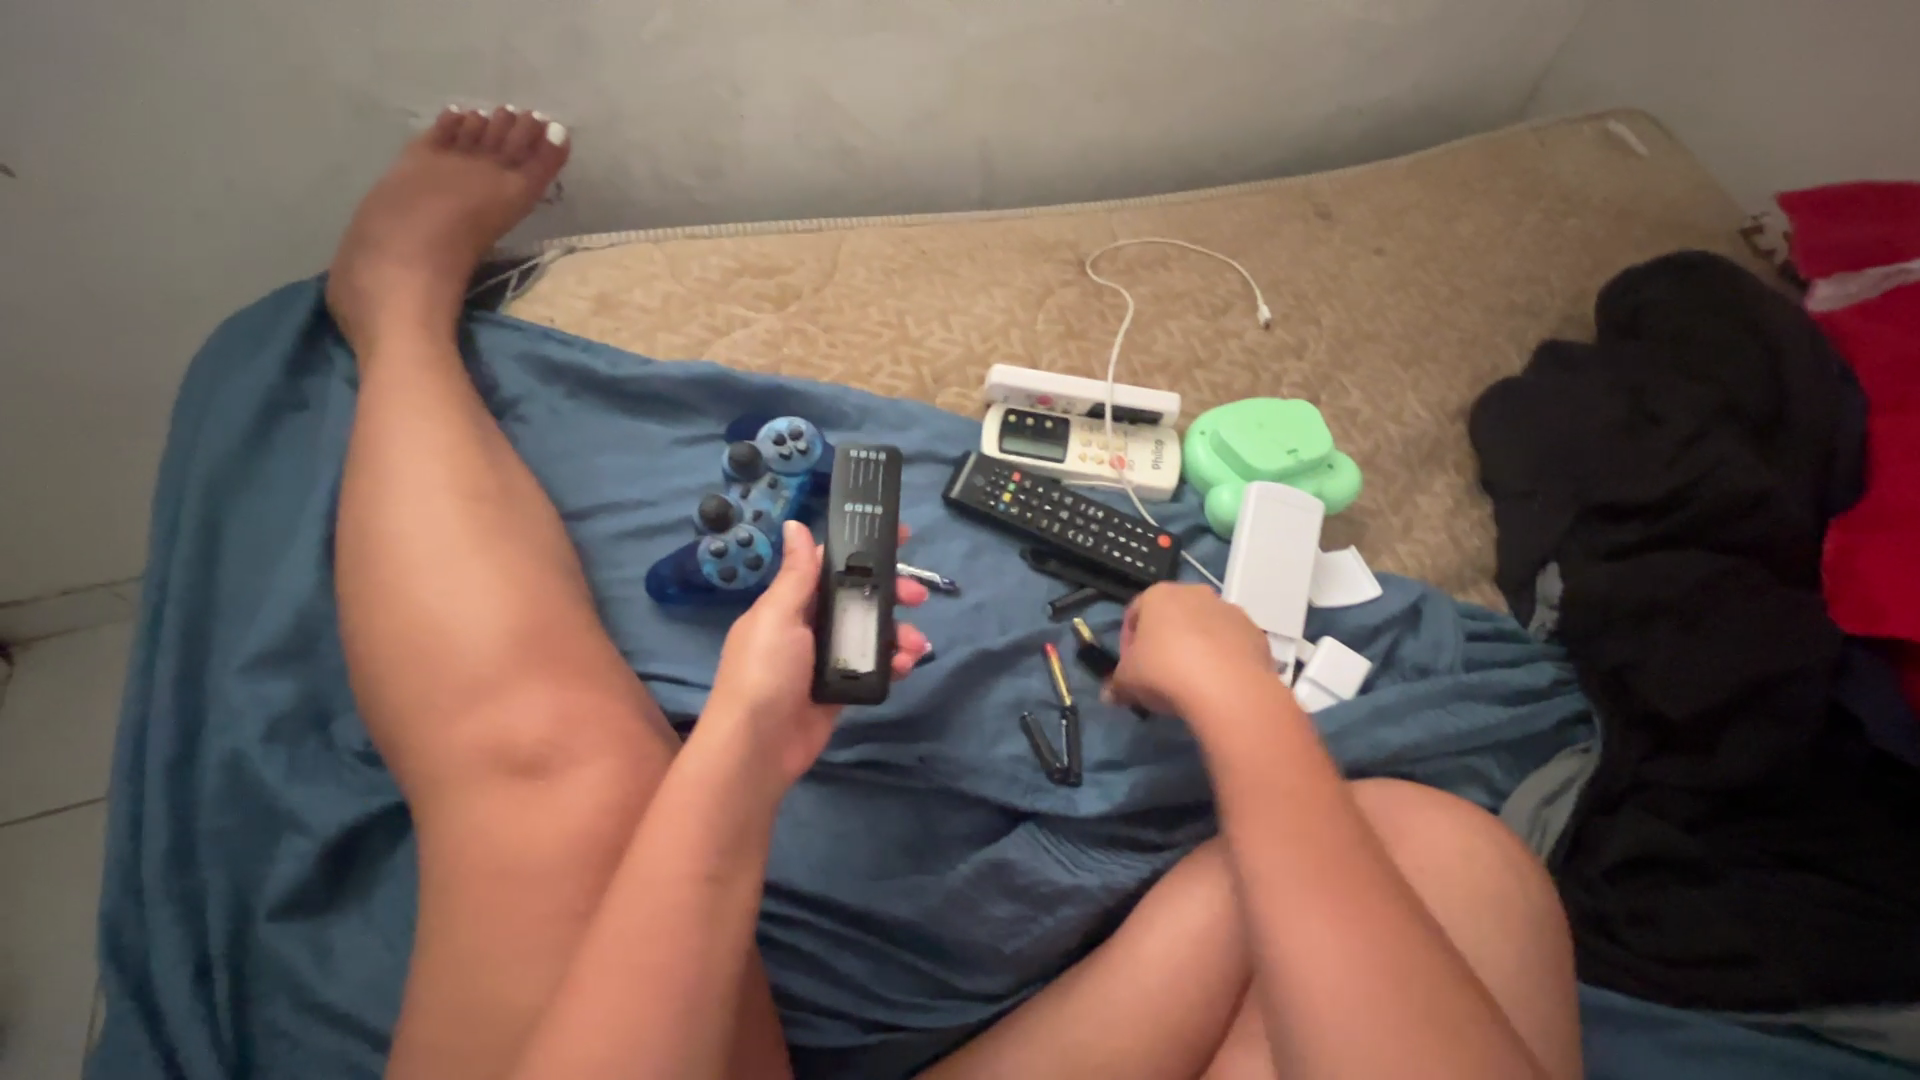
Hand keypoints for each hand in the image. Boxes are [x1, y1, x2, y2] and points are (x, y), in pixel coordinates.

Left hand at [701, 520, 929, 785]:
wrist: (757, 747)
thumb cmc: (764, 671)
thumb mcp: (778, 615)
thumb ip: (797, 574)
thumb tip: (794, 523)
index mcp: (791, 602)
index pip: (832, 565)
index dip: (865, 550)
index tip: (901, 538)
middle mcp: (811, 625)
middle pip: (861, 599)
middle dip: (892, 593)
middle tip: (918, 596)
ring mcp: (828, 658)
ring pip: (873, 633)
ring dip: (899, 632)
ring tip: (914, 645)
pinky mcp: (843, 687)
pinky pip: (875, 666)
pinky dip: (894, 662)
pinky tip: (905, 665)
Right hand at [1108, 583, 1278, 716]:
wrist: (1228, 688)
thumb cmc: (1165, 672)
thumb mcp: (1127, 682)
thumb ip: (1116, 684)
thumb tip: (1110, 694)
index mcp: (1158, 595)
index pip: (1134, 613)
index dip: (1128, 642)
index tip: (1131, 668)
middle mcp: (1195, 593)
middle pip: (1172, 617)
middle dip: (1164, 642)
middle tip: (1160, 675)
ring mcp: (1229, 610)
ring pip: (1204, 628)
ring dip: (1196, 648)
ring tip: (1192, 683)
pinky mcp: (1255, 632)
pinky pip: (1231, 644)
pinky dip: (1223, 659)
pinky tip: (1218, 684)